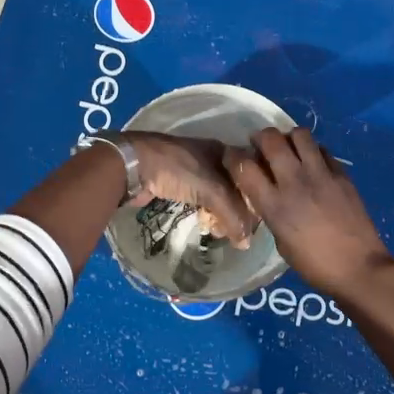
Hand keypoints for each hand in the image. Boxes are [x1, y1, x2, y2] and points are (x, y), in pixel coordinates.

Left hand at [124, 132, 256, 245]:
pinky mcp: (175, 182)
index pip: (250, 173)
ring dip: (220, 211)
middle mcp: (211, 156)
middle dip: (238, 207)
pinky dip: (205, 211)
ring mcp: (192, 168)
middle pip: (233, 185)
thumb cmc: (177, 169)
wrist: (133, 164)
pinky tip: (206, 224)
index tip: (260, 216)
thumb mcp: (211, 190)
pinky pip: (198, 198)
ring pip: (215, 193)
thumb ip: (232, 215)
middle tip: (241, 229)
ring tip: (223, 230)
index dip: (257, 194)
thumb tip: (246, 243)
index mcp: (223, 150)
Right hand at [225, 128, 393, 294]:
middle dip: (260, 137)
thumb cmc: (315, 265)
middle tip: (260, 145)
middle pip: (271, 140)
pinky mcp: (342, 174)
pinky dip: (313, 151)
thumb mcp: (282, 242)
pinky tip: (313, 163)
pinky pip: (323, 150)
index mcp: (275, 205)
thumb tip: (268, 194)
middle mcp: (295, 182)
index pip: (244, 166)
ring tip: (289, 149)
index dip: (232, 156)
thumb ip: (272, 212)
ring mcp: (321, 175)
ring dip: (289, 137)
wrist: (359, 267)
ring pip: (300, 135)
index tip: (232, 156)